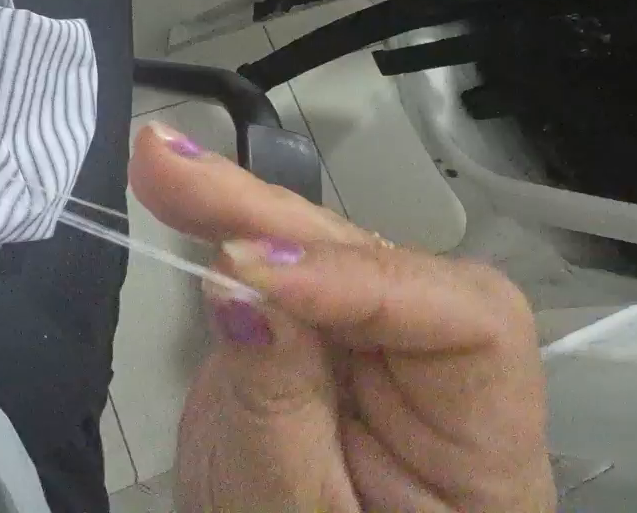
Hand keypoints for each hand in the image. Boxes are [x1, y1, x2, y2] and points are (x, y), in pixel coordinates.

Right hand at [128, 122, 553, 512]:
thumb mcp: (280, 510)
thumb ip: (274, 405)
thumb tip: (237, 284)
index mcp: (479, 448)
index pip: (464, 321)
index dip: (358, 278)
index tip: (242, 265)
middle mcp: (432, 376)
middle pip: (374, 261)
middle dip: (269, 215)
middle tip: (171, 166)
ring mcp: (359, 346)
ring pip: (312, 248)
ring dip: (231, 200)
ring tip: (158, 159)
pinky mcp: (296, 332)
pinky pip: (263, 265)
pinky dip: (211, 223)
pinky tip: (170, 186)